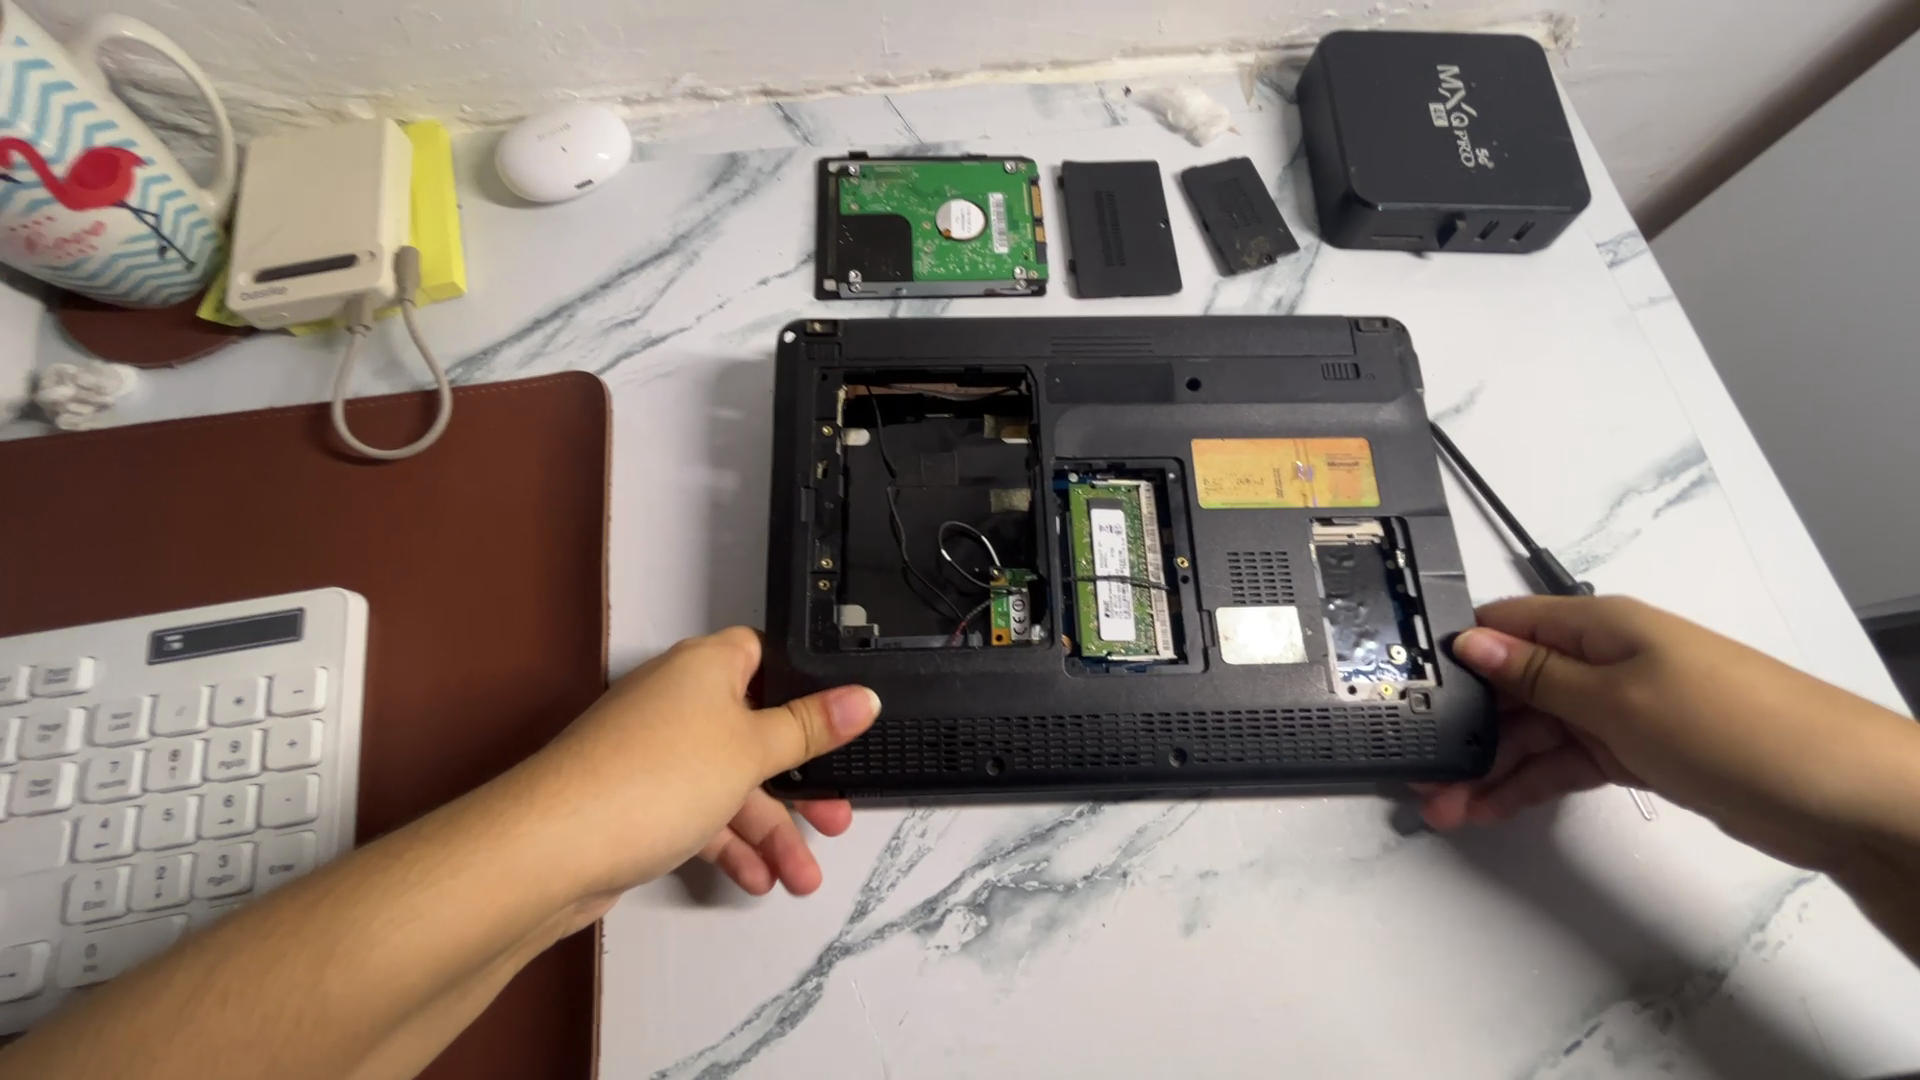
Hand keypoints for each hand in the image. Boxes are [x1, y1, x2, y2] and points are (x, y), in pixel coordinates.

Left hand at [514, 627, 878, 916]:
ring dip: (768, 830)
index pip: (766, 656)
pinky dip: (727, 844)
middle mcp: (681, 700)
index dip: (803, 684)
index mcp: (707, 666)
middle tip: (836, 818)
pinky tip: (755, 881)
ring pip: (730, 782)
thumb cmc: (661, 776)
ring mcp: (657, 752)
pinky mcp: (639, 799)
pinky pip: (699, 813)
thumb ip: (813, 727)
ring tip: (801, 877)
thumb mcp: (754, 749)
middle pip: (757, 731)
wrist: (548, 851)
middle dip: (799, 782)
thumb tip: (867, 696)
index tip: (836, 722)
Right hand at [1416, 596, 1919, 880]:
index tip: (1404, 685)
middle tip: (1420, 768)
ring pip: (1530, 732)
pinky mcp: (1632, 752)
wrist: (1858, 805)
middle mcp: (1600, 662)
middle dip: (1463, 726)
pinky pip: (1561, 762)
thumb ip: (1535, 673)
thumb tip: (1468, 642)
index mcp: (1597, 628)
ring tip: (1444, 807)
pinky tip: (1487, 808)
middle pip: (1509, 688)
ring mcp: (1616, 709)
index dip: (1453, 652)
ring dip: (1487, 767)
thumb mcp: (1619, 698)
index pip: (1502, 625)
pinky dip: (1526, 784)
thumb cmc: (1735, 729)